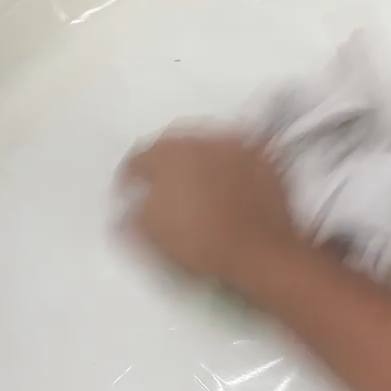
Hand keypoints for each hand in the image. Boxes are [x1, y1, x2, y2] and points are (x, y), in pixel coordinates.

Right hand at [118, 130, 301, 282]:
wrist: (261, 253)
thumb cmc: (200, 247)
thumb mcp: (149, 239)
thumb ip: (129, 217)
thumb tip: (127, 210)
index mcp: (166, 154)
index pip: (136, 158)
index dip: (129, 180)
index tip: (129, 196)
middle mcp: (201, 138)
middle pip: (172, 147)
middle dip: (164, 166)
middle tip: (162, 191)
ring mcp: (235, 145)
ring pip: (206, 148)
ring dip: (197, 164)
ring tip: (196, 191)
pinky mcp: (263, 158)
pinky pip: (237, 158)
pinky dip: (228, 170)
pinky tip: (228, 190)